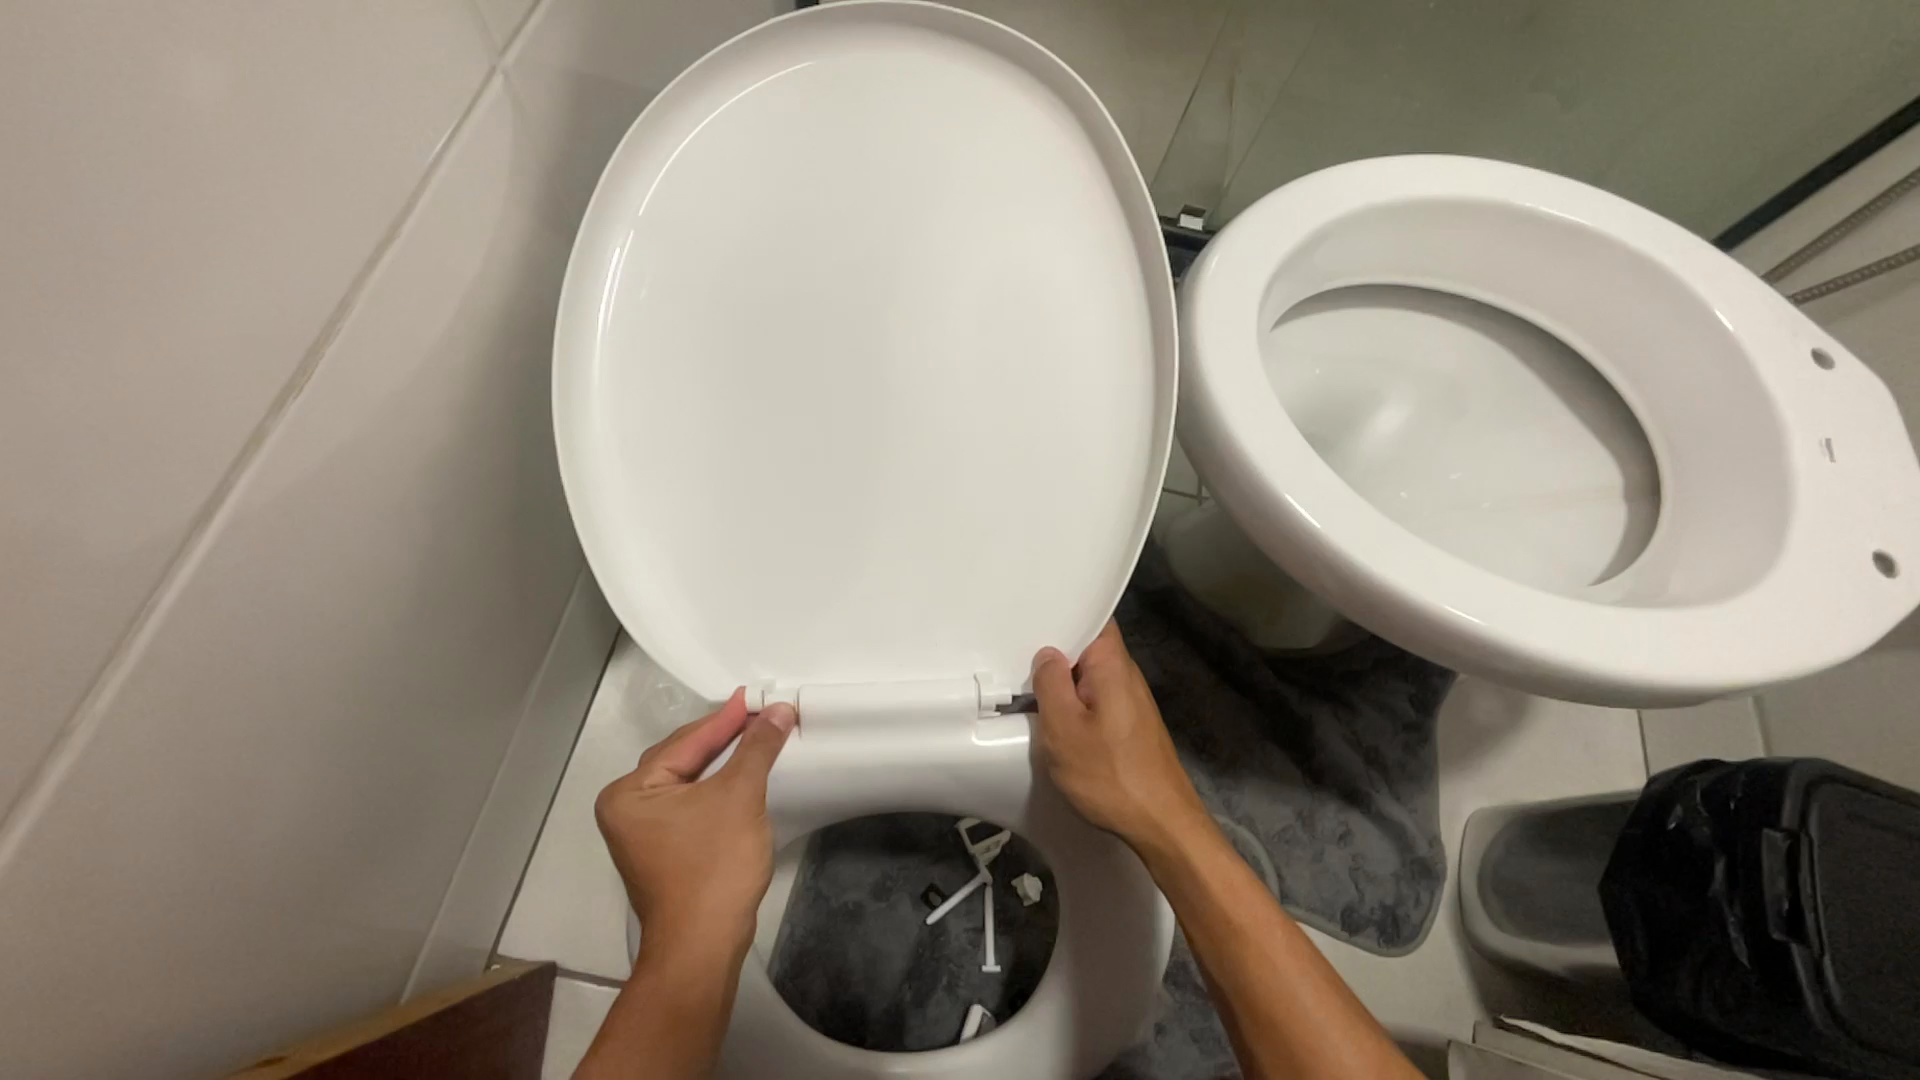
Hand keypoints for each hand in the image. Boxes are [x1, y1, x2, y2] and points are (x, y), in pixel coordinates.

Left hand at [594, 689, 796, 952]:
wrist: (703, 945)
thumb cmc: (713, 865)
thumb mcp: (740, 795)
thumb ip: (757, 747)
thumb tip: (779, 710)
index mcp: (631, 792)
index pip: (687, 741)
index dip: (727, 718)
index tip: (758, 696)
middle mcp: (627, 808)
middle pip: (684, 757)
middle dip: (724, 737)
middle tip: (760, 714)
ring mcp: (644, 833)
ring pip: (690, 780)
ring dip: (724, 761)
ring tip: (756, 737)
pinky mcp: (665, 851)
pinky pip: (693, 803)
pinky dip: (719, 787)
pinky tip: (743, 776)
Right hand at [1031, 622, 1209, 855]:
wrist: (1161, 824)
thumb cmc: (1110, 774)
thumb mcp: (1063, 728)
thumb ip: (1050, 684)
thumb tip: (1047, 655)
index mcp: (1112, 664)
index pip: (1090, 618)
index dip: (1061, 614)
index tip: (1027, 617)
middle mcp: (1126, 674)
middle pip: (1086, 647)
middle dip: (1054, 650)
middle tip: (1013, 654)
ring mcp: (1130, 701)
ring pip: (1088, 676)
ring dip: (1061, 681)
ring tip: (1025, 686)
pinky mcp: (1129, 725)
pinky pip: (1095, 699)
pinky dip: (1073, 703)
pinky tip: (1053, 717)